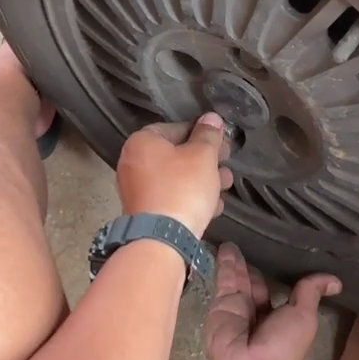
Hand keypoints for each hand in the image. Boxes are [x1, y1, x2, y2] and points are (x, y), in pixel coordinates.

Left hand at [115, 113, 233, 236]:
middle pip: (176, 154)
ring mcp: (137, 190)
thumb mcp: (203, 156)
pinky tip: (212, 206)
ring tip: (225, 185)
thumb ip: (209, 135)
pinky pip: (171, 198)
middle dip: (206, 160)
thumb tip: (211, 119)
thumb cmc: (181, 190)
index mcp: (142, 142)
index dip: (202, 132)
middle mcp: (133, 163)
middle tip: (225, 162)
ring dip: (203, 180)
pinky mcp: (146, 212)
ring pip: (176, 178)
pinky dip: (190, 198)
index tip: (220, 140)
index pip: (176, 127)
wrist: (162, 240)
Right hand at [205, 243, 339, 359]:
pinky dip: (224, 261)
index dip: (281, 270)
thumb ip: (311, 292)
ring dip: (239, 258)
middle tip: (258, 234)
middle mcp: (258, 310)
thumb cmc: (283, 346)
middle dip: (256, 262)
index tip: (284, 248)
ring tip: (240, 232)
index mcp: (281, 316)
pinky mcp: (221, 302)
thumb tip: (336, 281)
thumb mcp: (305, 316)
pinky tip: (226, 242)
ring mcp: (238, 306)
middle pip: (257, 280)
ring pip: (239, 276)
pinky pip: (223, 278)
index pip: (281, 288)